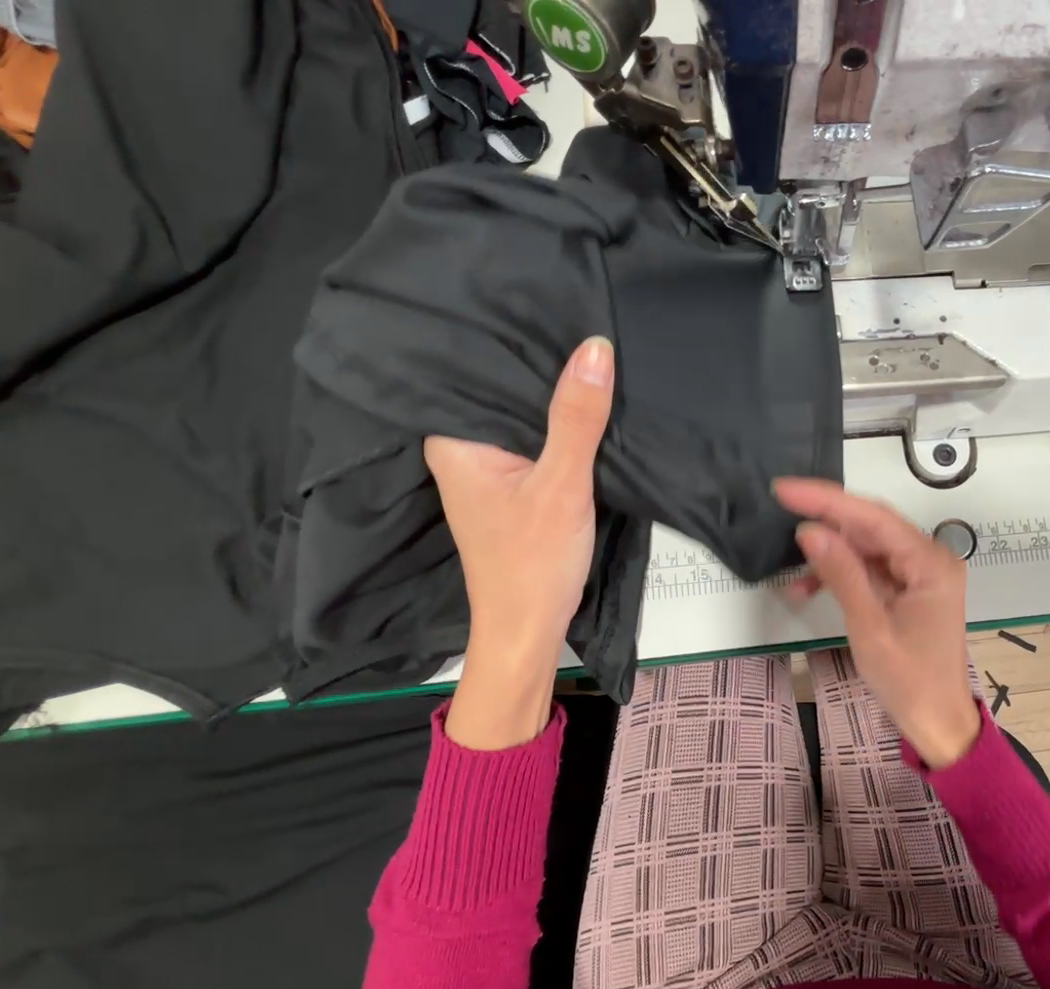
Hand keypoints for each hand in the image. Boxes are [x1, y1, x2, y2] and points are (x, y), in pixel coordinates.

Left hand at [426, 337, 614, 748]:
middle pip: (501, 391)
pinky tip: (587, 401)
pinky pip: (534, 438)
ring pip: (522, 416)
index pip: (476, 370)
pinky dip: (559, 424)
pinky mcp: (512, 484)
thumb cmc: (533, 561)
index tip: (545, 297)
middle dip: (539, 362)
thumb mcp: (563, 485)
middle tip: (577, 312)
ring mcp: (487, 467)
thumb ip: (577, 418)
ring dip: (553, 395)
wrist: (530, 630)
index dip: (511, 336)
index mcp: (453, 440)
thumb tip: (595, 346)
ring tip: (588, 346)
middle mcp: (462, 448)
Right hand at [773, 478, 981, 766]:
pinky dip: (841, 574)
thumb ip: (842, 575)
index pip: (874, 518)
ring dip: (830, 552)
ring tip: (790, 563)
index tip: (786, 489)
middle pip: (872, 525)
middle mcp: (931, 558)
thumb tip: (810, 531)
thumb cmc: (909, 681)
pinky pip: (871, 568)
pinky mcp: (910, 589)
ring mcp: (921, 573)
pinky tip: (807, 587)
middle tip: (781, 504)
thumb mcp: (870, 628)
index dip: (828, 500)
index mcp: (931, 563)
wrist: (939, 723)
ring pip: (868, 546)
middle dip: (826, 517)